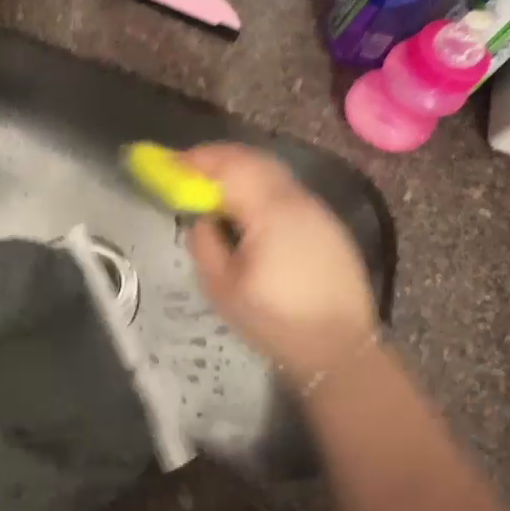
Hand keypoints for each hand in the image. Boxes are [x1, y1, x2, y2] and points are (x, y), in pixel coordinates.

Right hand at [182, 143, 378, 379]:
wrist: (341, 351)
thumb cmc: (276, 322)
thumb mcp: (223, 290)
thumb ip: (204, 244)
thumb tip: (200, 218)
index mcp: (271, 213)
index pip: (228, 166)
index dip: (195, 160)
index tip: (169, 165)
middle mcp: (298, 201)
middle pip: (253, 160)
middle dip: (216, 159)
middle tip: (186, 170)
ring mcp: (318, 210)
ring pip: (272, 172)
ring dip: (239, 171)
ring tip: (213, 189)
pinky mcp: (328, 225)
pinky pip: (287, 191)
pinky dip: (259, 188)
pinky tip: (247, 211)